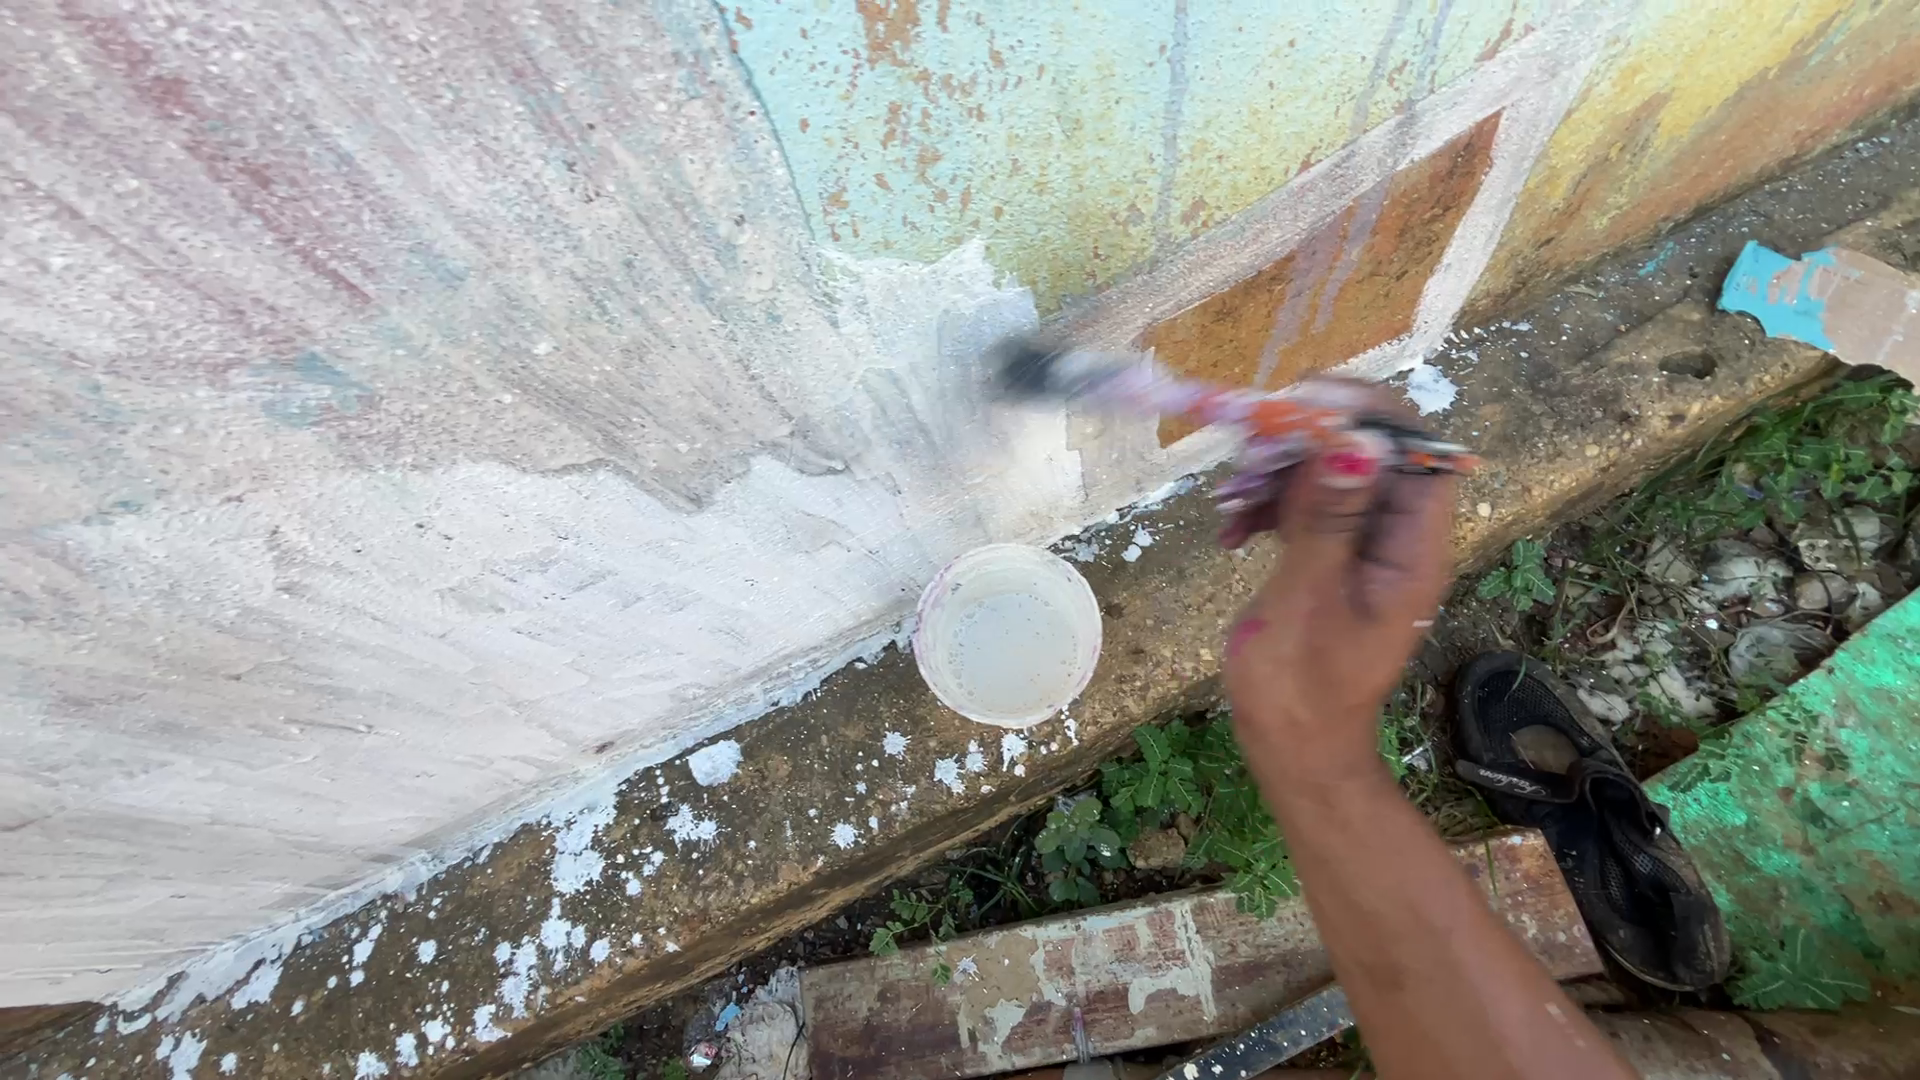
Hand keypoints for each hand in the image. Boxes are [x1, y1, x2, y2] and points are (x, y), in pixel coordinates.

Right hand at [1221, 403, 1457, 778]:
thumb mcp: (1308, 598)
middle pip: (1364, 455)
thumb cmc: (1301, 684)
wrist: (1292, 743)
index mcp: (1412, 548)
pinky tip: (1231, 533)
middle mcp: (1396, 538)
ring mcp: (1361, 547)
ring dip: (1274, 477)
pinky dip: (1266, 508)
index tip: (1296, 406)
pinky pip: (1303, 508)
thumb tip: (1351, 442)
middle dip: (1301, 446)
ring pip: (1325, 476)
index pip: (1416, 450)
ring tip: (1226, 505)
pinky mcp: (1329, 557)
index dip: (1364, 413)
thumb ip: (1326, 519)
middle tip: (1243, 461)